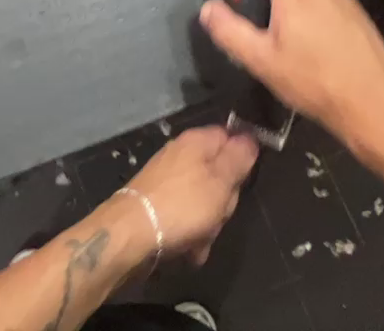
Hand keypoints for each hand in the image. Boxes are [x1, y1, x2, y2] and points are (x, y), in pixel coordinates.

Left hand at [114, 126, 257, 264]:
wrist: (133, 232)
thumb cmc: (183, 205)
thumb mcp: (220, 182)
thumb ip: (238, 159)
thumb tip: (251, 137)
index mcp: (197, 141)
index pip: (230, 137)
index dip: (243, 160)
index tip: (244, 180)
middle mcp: (181, 153)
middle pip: (219, 173)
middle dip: (224, 199)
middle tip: (219, 212)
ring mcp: (168, 177)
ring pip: (205, 199)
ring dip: (209, 223)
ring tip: (201, 236)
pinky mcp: (159, 200)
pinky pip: (187, 215)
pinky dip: (192, 232)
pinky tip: (190, 247)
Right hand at [197, 0, 383, 166]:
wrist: (374, 108)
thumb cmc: (313, 81)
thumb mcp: (262, 62)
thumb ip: (230, 31)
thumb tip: (207, 7)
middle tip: (272, 31)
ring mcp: (346, 1)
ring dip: (304, 11)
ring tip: (298, 48)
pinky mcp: (362, 19)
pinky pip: (333, 10)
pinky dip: (324, 24)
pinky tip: (323, 55)